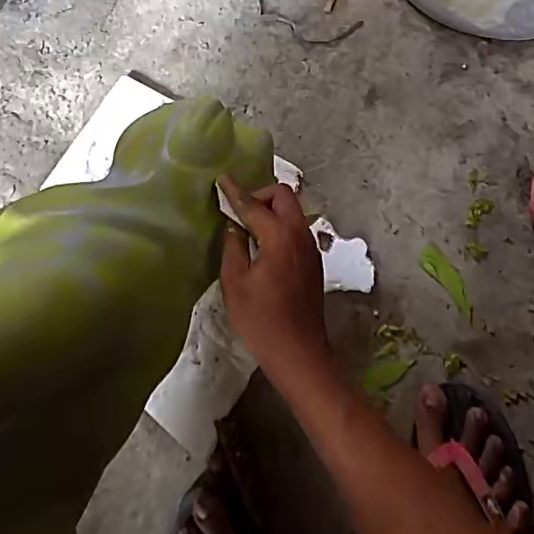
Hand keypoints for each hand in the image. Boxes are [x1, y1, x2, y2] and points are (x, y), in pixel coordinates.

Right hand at [217, 175, 332, 383]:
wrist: (299, 353)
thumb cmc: (262, 320)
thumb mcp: (235, 282)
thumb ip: (233, 246)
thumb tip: (233, 225)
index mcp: (280, 237)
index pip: (254, 205)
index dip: (235, 192)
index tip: (221, 181)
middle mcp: (300, 235)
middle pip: (283, 196)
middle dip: (260, 195)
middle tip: (238, 210)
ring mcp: (310, 248)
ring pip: (293, 211)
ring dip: (271, 210)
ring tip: (247, 227)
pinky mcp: (312, 261)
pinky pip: (296, 229)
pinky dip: (279, 225)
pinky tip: (262, 244)